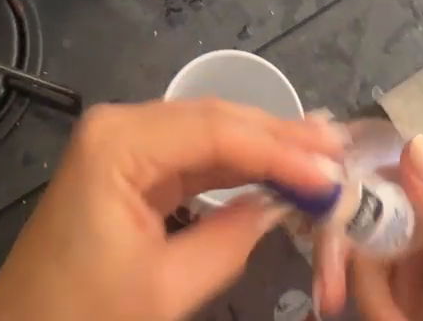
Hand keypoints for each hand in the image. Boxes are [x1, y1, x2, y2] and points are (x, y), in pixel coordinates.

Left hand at [0, 98, 343, 320]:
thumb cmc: (84, 318)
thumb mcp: (164, 290)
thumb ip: (229, 240)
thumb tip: (280, 206)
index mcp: (120, 142)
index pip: (216, 131)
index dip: (280, 150)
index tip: (333, 171)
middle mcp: (119, 126)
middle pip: (212, 121)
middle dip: (276, 136)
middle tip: (337, 145)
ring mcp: (119, 144)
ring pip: (204, 134)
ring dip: (260, 145)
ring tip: (319, 149)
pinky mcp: (123, 168)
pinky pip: (187, 158)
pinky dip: (232, 165)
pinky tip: (271, 163)